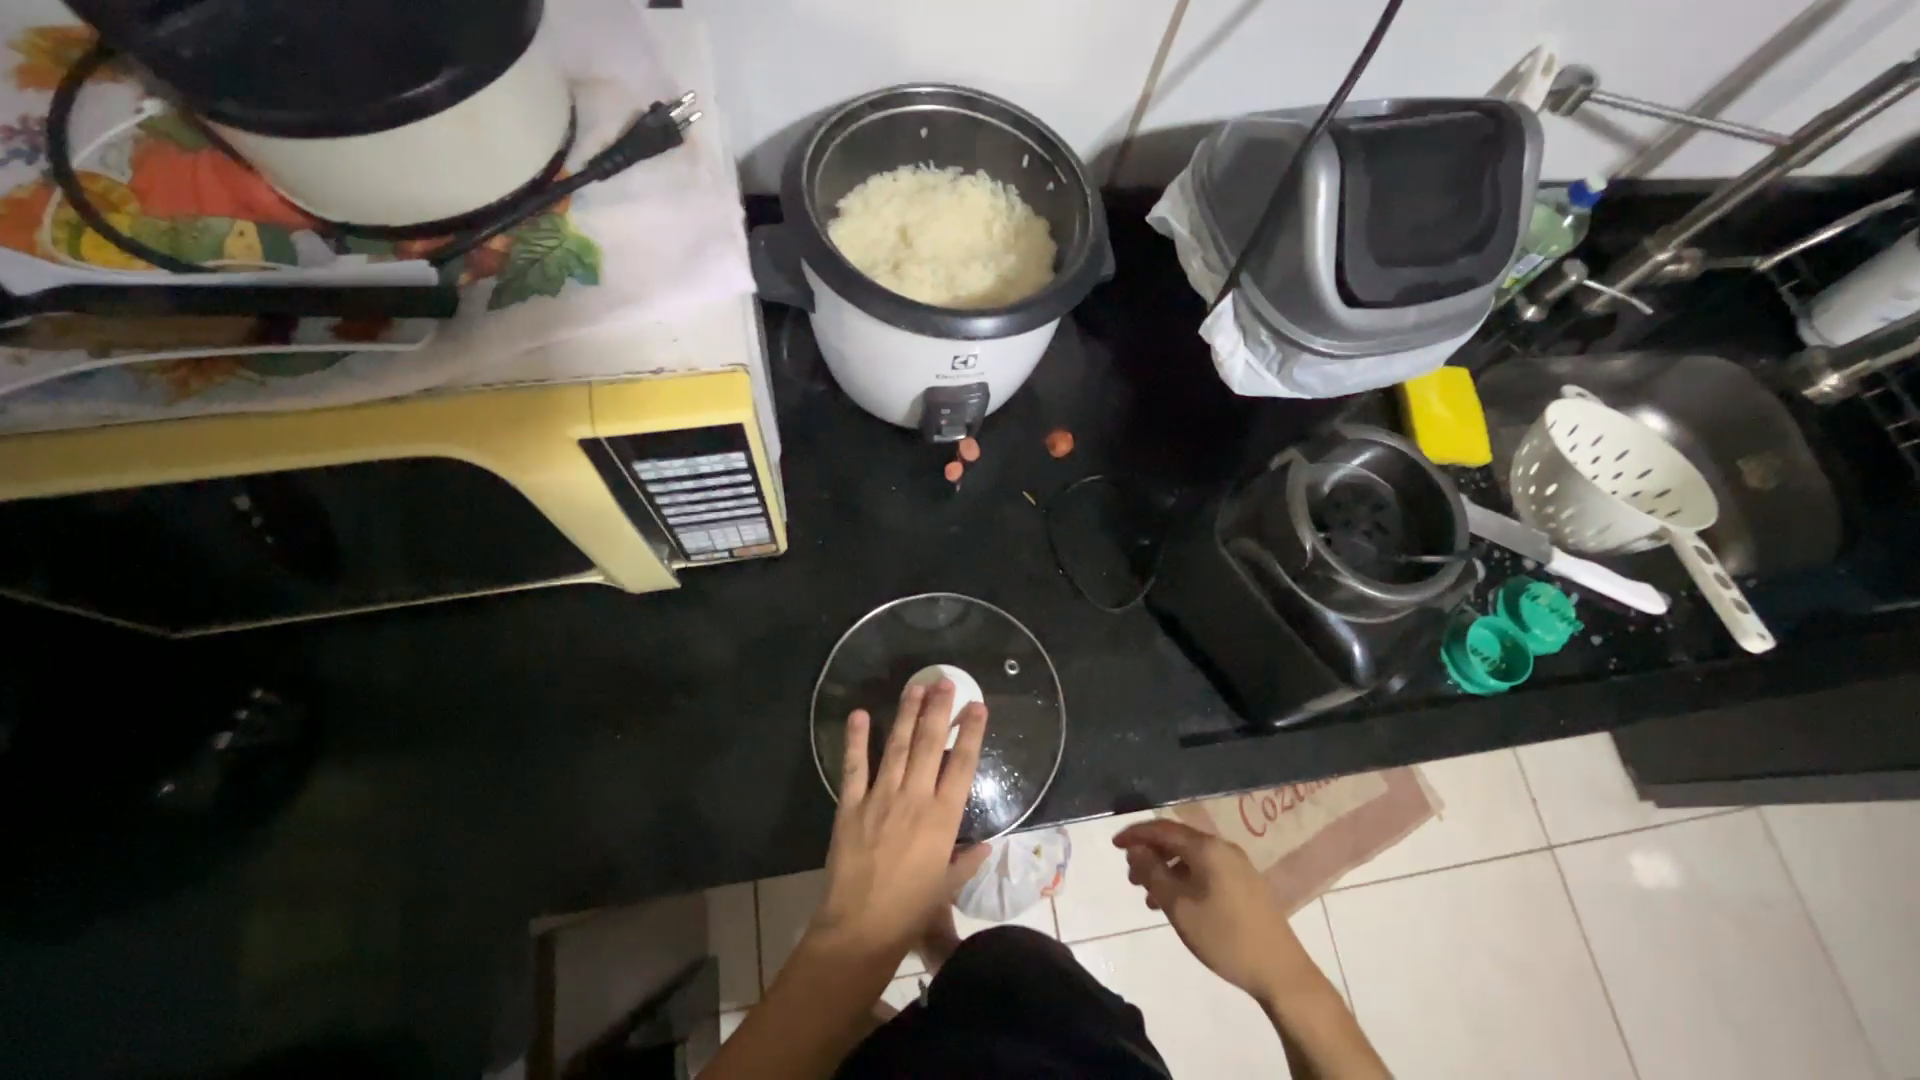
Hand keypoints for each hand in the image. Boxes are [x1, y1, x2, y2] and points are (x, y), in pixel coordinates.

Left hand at [812, 680, 987, 955]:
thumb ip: (967, 861)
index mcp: (943, 818)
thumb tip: (986, 845)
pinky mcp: (851, 805)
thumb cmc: (911, 910)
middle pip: (931, 744)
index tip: (978, 707)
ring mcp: (881, 798)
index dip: (972, 733)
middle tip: (945, 682)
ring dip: (907, 714)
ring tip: (916, 687)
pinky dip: (857, 739)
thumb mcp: (948, 887)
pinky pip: (855, 767)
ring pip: (898, 746)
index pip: (963, 765)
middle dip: (939, 710)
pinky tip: (860, 715)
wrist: (862, 926)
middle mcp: (915, 798)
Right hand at [1113, 819, 1310, 1004]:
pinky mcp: (1245, 886)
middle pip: (1178, 840)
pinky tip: (1177, 905)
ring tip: (1149, 897)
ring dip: (1166, 870)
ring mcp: (1238, 867)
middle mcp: (1224, 849)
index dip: (1136, 834)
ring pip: (1192, 858)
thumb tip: (1135, 849)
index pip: (1164, 829)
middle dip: (1150, 854)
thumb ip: (1153, 873)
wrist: (1280, 972)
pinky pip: (1206, 871)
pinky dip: (1184, 880)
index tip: (1114, 845)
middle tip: (1131, 877)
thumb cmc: (1224, 936)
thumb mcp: (1179, 906)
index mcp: (1208, 849)